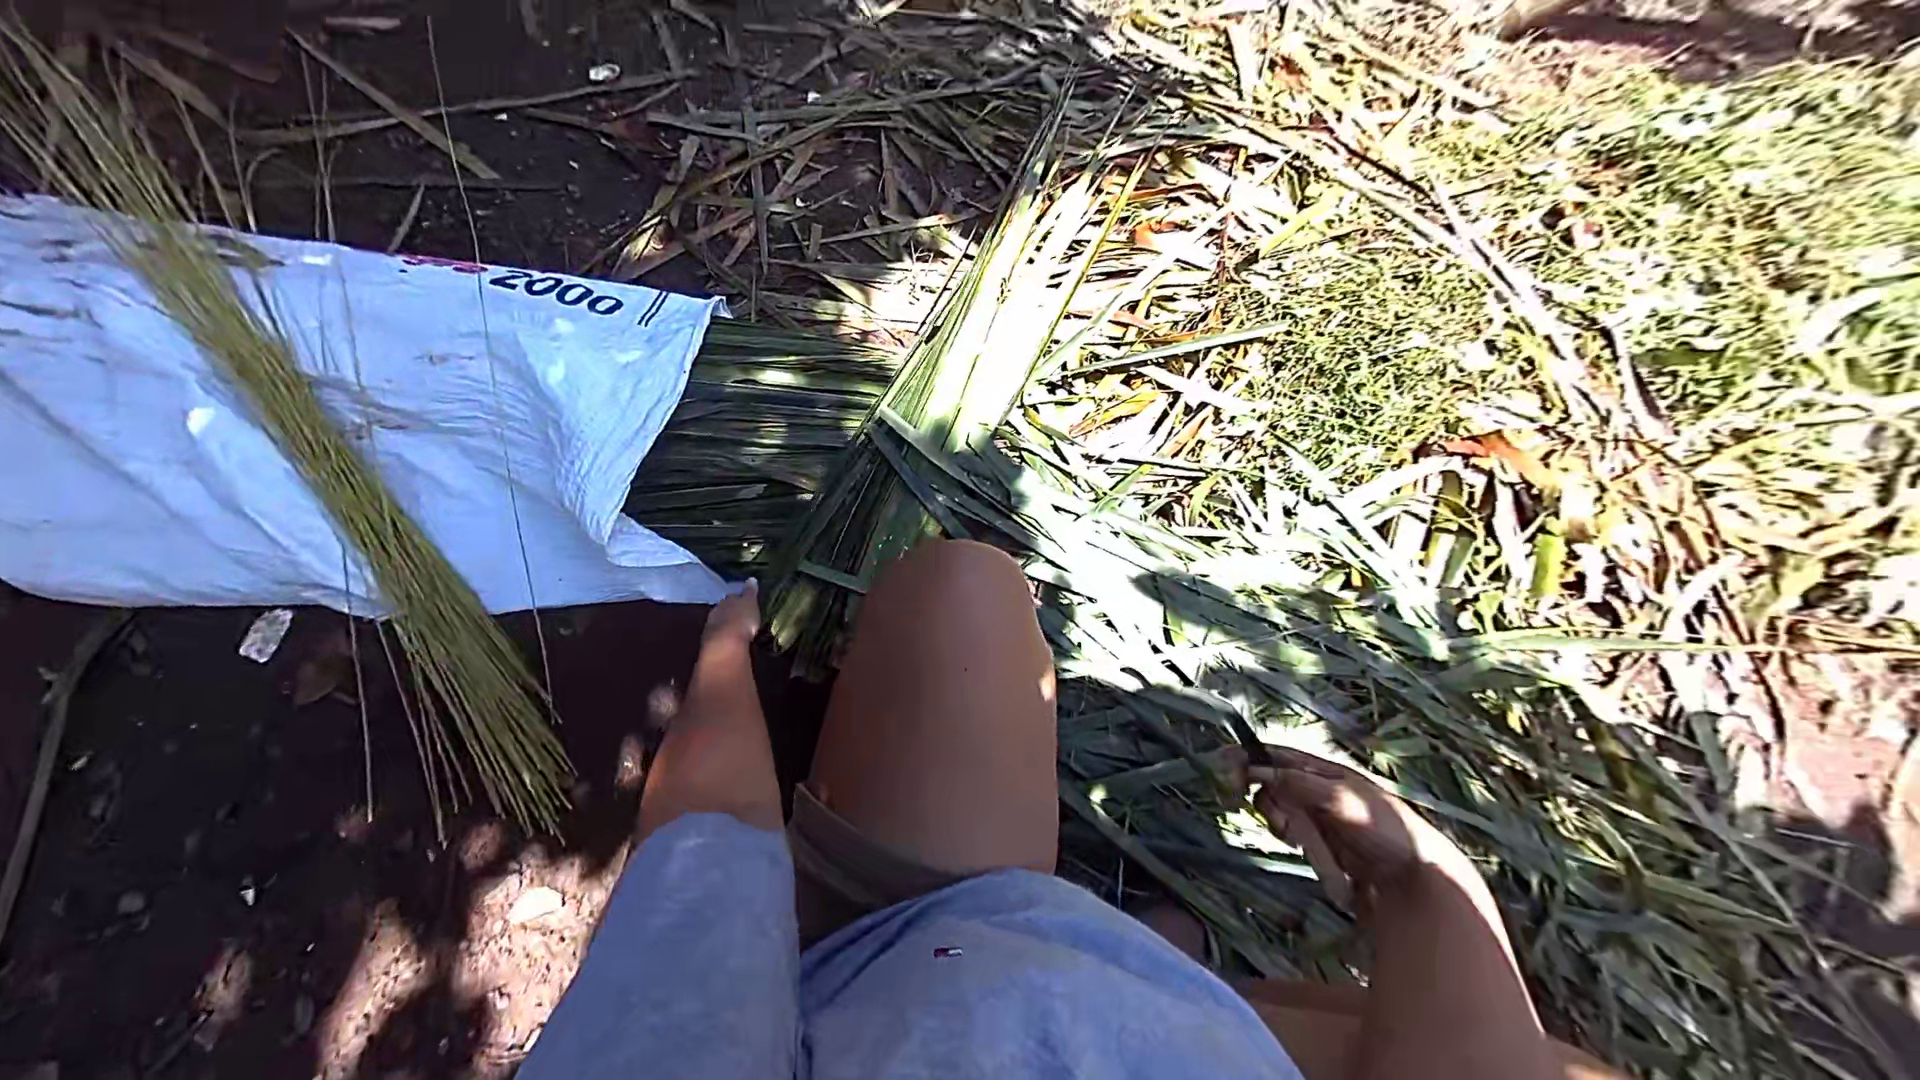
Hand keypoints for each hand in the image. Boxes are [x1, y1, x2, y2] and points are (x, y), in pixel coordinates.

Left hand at [703, 580, 760, 648]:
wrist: (725, 643)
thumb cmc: (742, 619)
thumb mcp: (750, 603)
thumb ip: (750, 592)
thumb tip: (751, 578)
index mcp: (728, 599)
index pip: (734, 596)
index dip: (740, 598)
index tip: (745, 602)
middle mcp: (717, 609)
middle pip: (725, 607)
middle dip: (731, 610)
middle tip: (740, 614)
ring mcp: (711, 624)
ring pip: (720, 620)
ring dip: (726, 622)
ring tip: (735, 627)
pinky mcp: (709, 638)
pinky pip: (718, 632)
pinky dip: (723, 634)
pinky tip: (728, 637)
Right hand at [1239, 747, 1478, 915]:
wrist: (1417, 880)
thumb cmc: (1385, 831)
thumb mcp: (1342, 801)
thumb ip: (1299, 782)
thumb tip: (1258, 769)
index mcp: (1322, 769)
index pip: (1273, 754)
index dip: (1246, 757)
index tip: (1220, 766)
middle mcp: (1314, 786)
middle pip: (1268, 782)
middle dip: (1268, 800)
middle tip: (1280, 822)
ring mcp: (1315, 813)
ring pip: (1275, 808)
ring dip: (1280, 823)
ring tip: (1300, 842)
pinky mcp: (1317, 839)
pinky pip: (1288, 831)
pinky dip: (1290, 837)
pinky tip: (1304, 849)